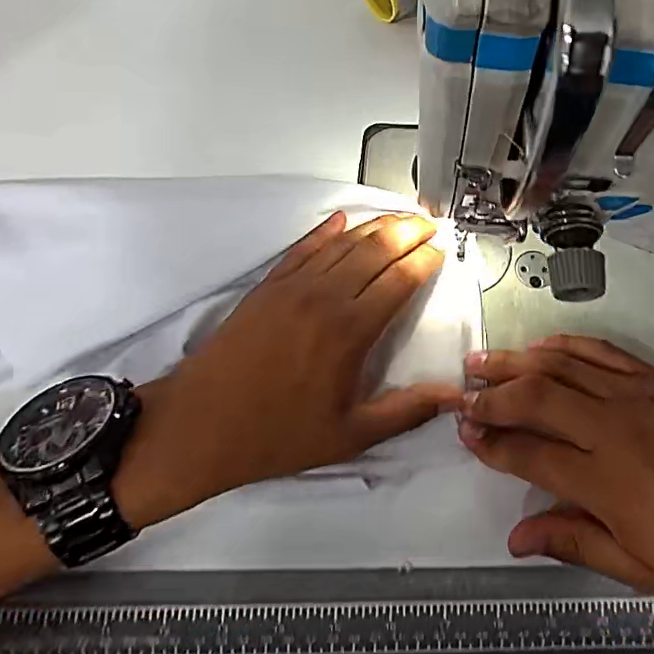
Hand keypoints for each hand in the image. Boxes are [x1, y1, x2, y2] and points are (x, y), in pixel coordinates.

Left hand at [115, 212, 457, 524]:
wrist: (201, 424)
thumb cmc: (277, 434)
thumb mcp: (350, 435)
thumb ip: (405, 412)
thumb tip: (452, 397)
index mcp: (350, 331)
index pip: (399, 280)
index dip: (425, 260)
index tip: (441, 250)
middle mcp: (324, 298)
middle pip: (376, 250)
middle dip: (407, 232)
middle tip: (428, 223)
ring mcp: (293, 287)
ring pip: (343, 243)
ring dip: (375, 226)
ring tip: (399, 219)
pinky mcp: (268, 286)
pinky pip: (303, 248)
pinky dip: (325, 231)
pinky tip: (340, 220)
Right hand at [458, 335, 653, 605]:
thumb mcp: (639, 567)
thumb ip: (573, 542)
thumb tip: (519, 538)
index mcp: (603, 478)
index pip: (528, 452)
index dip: (491, 444)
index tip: (466, 437)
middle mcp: (610, 427)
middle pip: (534, 397)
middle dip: (491, 396)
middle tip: (463, 396)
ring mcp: (633, 395)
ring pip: (560, 366)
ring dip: (517, 361)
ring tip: (484, 360)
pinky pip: (600, 353)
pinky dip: (565, 346)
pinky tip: (544, 347)